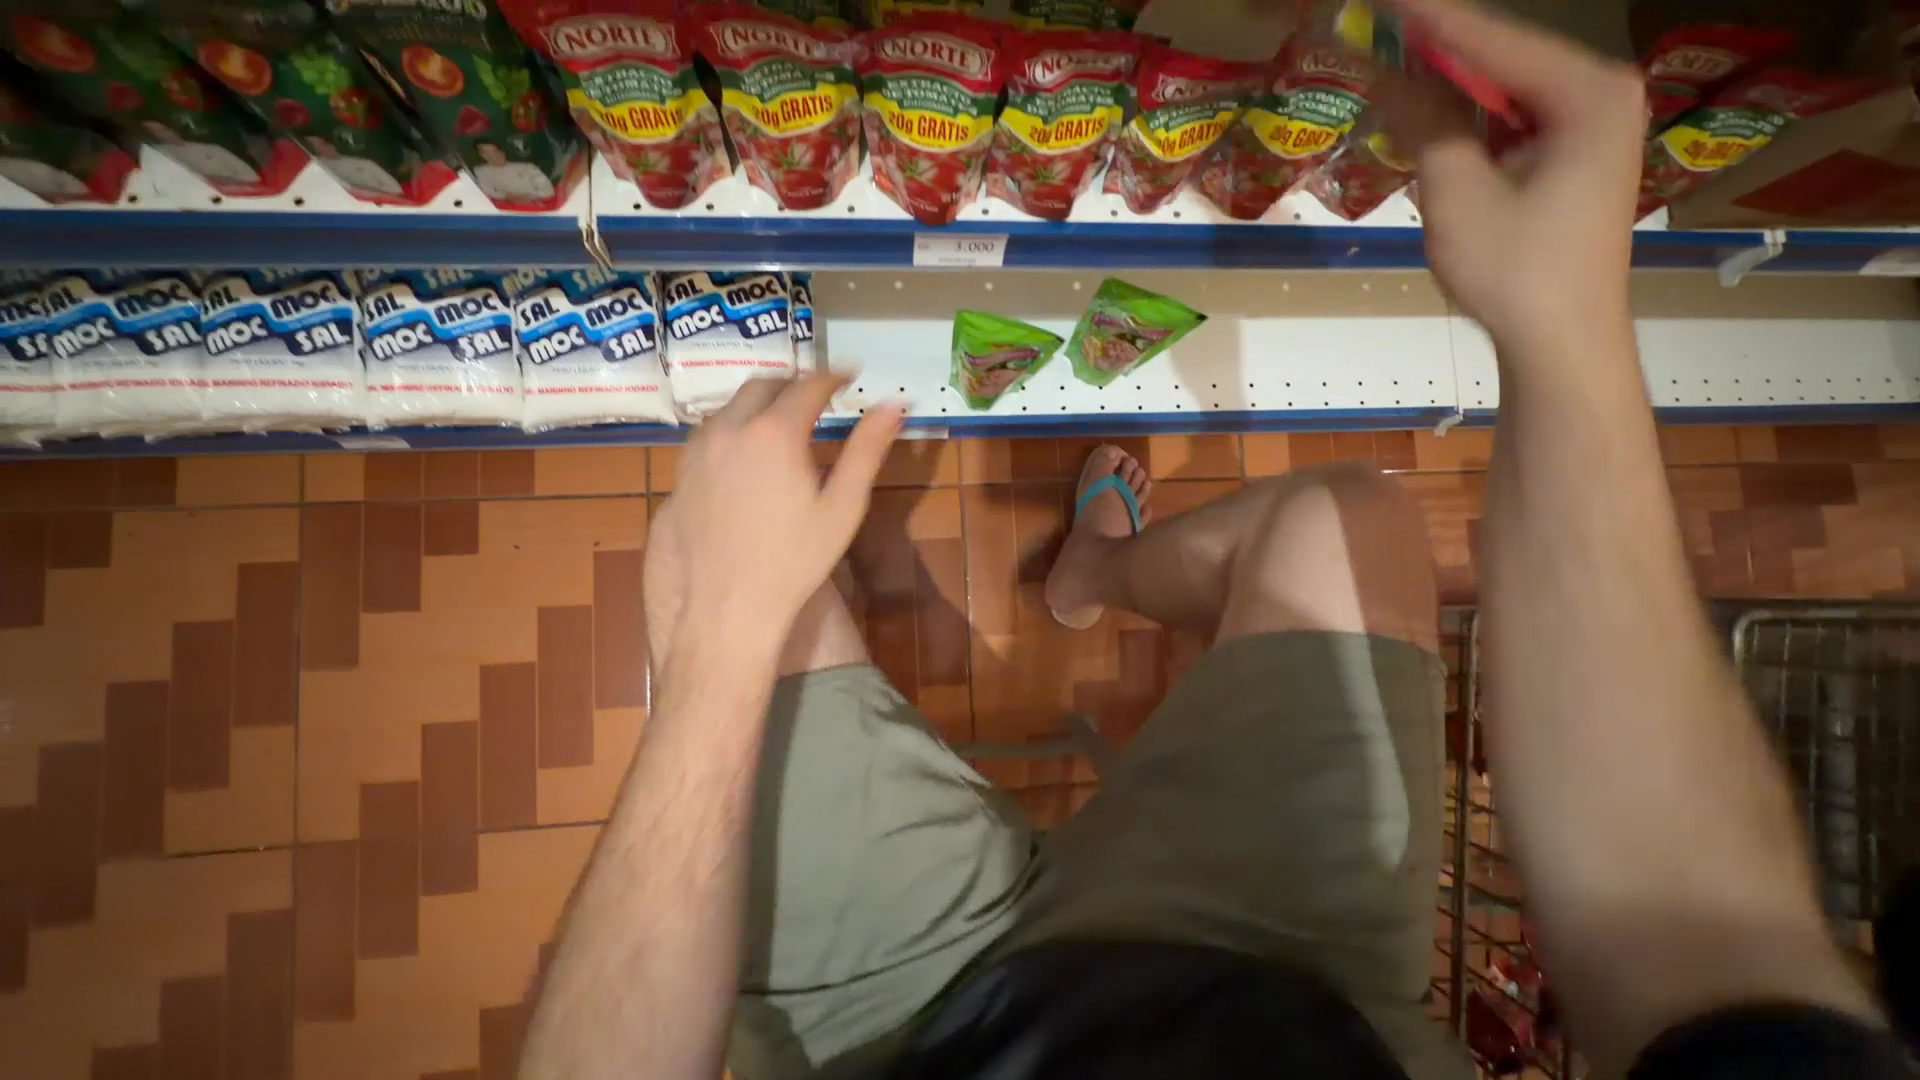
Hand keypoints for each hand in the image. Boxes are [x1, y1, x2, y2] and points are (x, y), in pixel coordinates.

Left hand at [644, 375, 902, 663]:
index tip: (849, 376)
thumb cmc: (795, 560)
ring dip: (758, 403)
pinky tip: (744, 452)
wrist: (728, 605)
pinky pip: (708, 434)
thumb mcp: (843, 506)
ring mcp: (698, 451)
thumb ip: (867, 450)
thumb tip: (893, 405)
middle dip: (792, 383)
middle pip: (763, 385)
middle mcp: (731, 429)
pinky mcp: (681, 474)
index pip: (808, 386)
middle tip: (816, 395)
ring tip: (781, 420)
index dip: (833, 377)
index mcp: (775, 432)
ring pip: (729, 407)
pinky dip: (732, 427)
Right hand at [1379, 0, 1645, 354]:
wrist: (1561, 341)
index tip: (1386, 0)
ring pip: (1503, 95)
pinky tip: (1427, 122)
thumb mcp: (1458, 195)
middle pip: (1503, 61)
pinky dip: (1467, 125)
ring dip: (1448, 91)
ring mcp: (1590, 129)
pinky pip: (1510, 125)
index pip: (1495, 41)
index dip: (1432, 22)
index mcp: (1589, 92)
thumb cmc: (1515, 270)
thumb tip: (1387, 71)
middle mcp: (1601, 96)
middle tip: (1384, 38)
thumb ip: (1426, 124)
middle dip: (1439, 54)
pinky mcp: (1572, 162)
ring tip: (1392, 74)